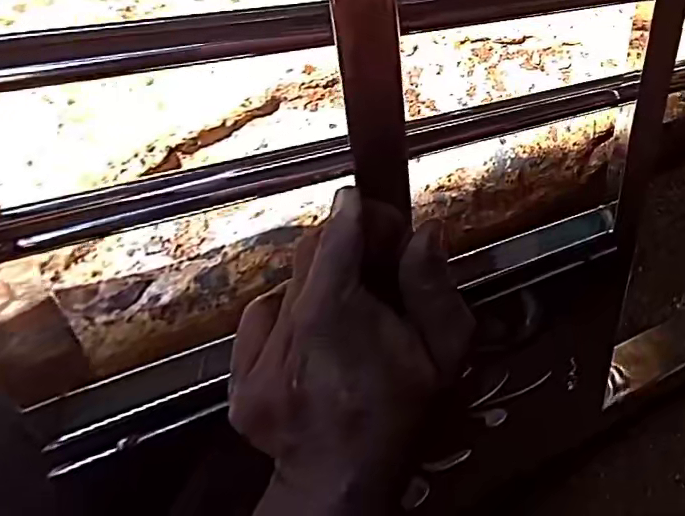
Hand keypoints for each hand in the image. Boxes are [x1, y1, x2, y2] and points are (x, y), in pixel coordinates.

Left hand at [230, 187, 474, 513]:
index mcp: (341, 334)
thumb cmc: (405, 410)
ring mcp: (255, 364)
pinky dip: (293, 303)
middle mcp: (288, 346)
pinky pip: (262, 312)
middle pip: (307, 256)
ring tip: (354, 296)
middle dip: (345, 238)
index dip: (352, 217)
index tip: (371, 202)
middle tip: (380, 248)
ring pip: (288, 280)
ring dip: (324, 273)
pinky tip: (318, 324)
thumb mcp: (446, 347)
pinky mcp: (237, 378)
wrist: (341, 482)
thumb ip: (435, 287)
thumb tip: (425, 232)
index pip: (332, 253)